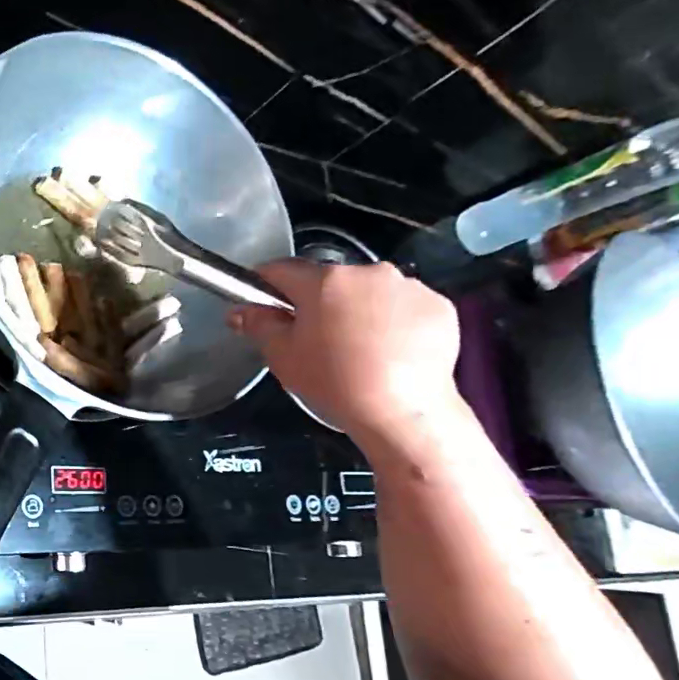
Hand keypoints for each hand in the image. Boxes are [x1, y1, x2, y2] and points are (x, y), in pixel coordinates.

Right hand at [228, 259, 462, 449]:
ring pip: (368, 292)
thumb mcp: (283, 357)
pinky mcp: (438, 305)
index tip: (262, 301)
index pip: (282, 269)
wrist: (402, 410)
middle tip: (312, 340)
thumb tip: (240, 311)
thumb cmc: (334, 382)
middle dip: (318, 303)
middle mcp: (368, 273)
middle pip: (329, 281)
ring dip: (357, 311)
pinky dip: (392, 322)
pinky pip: (403, 306)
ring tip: (355, 350)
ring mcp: (408, 286)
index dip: (265, 283)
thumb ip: (259, 326)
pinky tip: (386, 353)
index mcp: (324, 281)